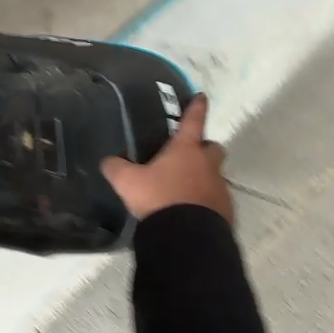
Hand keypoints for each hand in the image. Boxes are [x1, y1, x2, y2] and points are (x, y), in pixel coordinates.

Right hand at [100, 94, 232, 222]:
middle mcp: (207, 164)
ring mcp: (219, 187)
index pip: (192, 122)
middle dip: (204, 148)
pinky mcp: (226, 210)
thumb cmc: (158, 198)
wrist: (187, 235)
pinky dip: (206, 200)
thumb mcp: (127, 182)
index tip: (201, 96)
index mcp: (185, 150)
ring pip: (214, 175)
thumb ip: (116, 167)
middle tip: (189, 156)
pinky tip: (191, 211)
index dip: (196, 108)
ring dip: (203, 177)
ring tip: (184, 190)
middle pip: (213, 148)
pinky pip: (216, 199)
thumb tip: (107, 160)